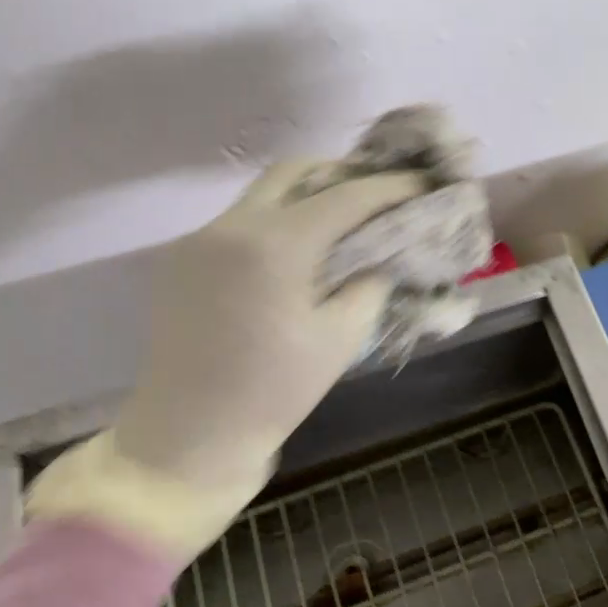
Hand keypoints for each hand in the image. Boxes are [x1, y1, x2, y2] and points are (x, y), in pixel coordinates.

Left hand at [27, 161, 426, 560]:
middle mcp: (230, 226)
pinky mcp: (183, 262)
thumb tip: (380, 257)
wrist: (191, 432)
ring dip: (308, 199)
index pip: (345, 196)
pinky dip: (279, 225)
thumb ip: (368, 284)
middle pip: (293, 174)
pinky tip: (302, 257)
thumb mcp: (342, 337)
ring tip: (348, 223)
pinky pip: (240, 225)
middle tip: (381, 195)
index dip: (390, 187)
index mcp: (274, 244)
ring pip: (263, 197)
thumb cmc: (277, 390)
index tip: (424, 184)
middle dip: (342, 176)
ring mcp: (199, 241)